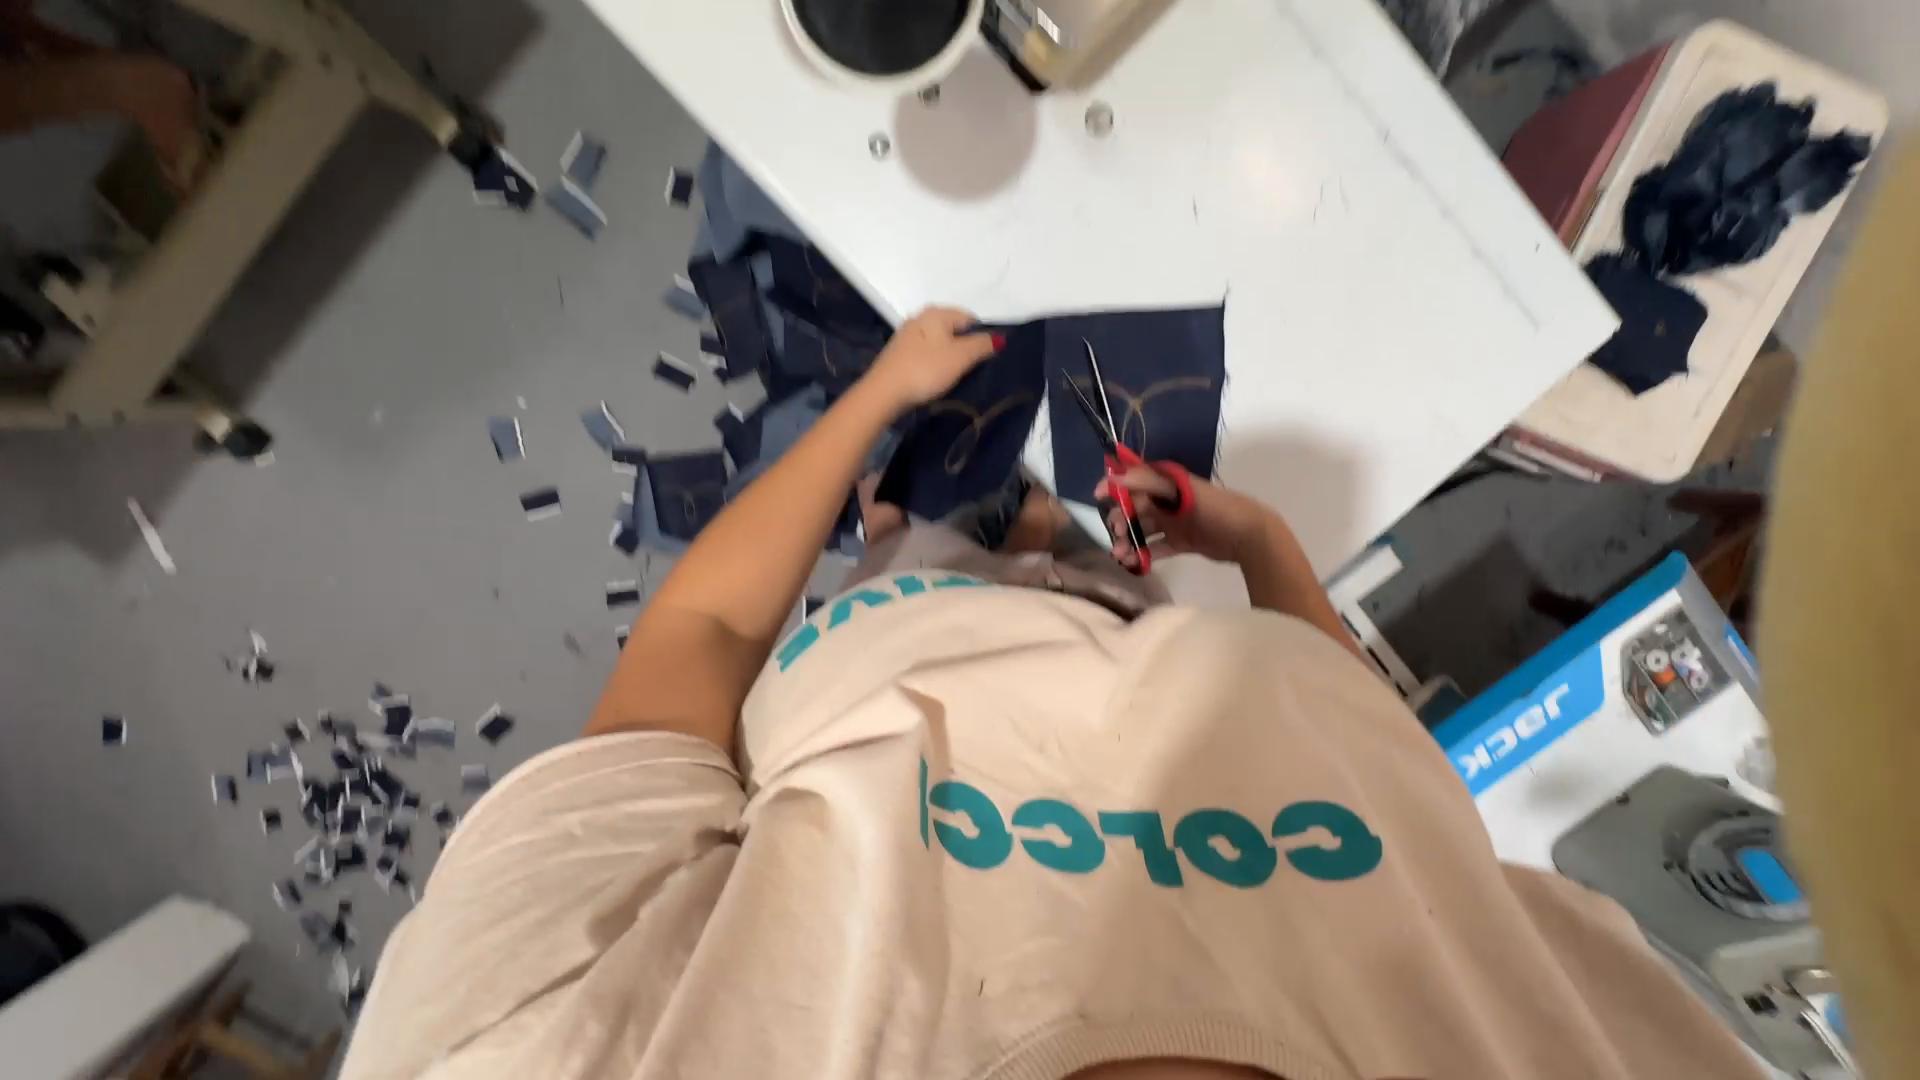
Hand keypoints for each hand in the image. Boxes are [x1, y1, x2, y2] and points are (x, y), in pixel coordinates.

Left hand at [862, 307, 1001, 411]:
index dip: (982, 336)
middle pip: (953, 329)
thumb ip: (982, 345)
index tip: (986, 358)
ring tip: (954, 376)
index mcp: (937, 313)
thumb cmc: (926, 370)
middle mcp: (920, 317)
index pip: (970, 318)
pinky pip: (925, 353)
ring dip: (949, 356)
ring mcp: (907, 335)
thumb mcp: (960, 357)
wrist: (884, 392)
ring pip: (938, 342)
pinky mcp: (898, 353)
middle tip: (971, 369)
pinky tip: (934, 378)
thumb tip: (999, 338)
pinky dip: (933, 363)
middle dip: (965, 346)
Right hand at [1094, 465, 1274, 568]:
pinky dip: (1144, 555)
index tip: (1098, 495)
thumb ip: (1149, 482)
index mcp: (1170, 484)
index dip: (1116, 486)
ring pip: (1144, 530)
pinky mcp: (1181, 543)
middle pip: (1136, 508)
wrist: (1251, 537)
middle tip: (1115, 534)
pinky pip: (1157, 548)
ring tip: (1120, 555)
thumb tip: (1115, 474)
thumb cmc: (1218, 509)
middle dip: (1121, 520)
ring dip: (1129, 541)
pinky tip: (1134, 563)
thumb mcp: (1184, 491)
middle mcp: (1170, 502)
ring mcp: (1175, 523)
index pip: (1136, 480)